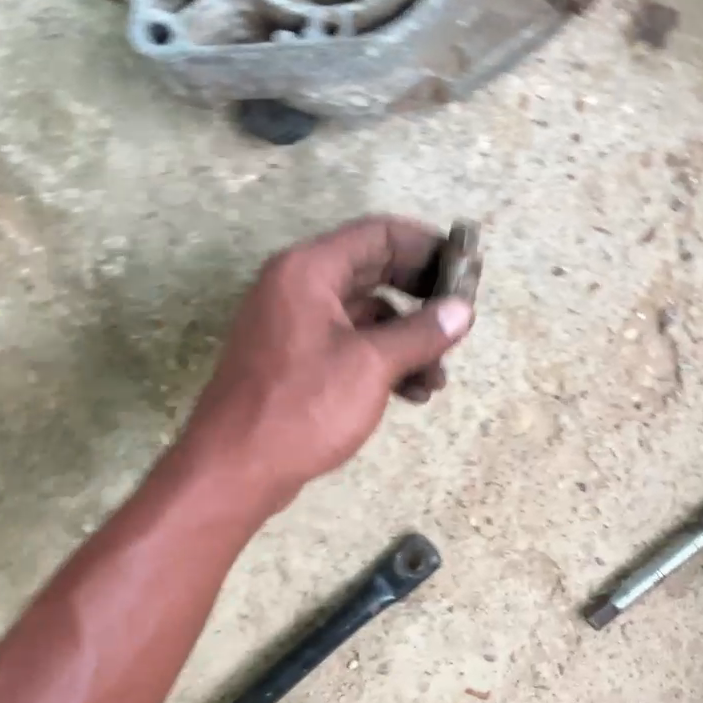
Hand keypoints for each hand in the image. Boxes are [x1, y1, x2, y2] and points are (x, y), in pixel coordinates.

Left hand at [178, 215, 474, 502]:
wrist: (237, 466)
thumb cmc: (303, 406)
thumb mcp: (372, 365)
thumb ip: (421, 333)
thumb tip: (463, 310)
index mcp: (309, 270)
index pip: (379, 235)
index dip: (427, 248)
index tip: (466, 272)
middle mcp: (300, 287)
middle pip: (375, 272)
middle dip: (422, 299)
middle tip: (460, 323)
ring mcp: (297, 325)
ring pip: (368, 316)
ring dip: (409, 340)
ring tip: (437, 378)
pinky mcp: (299, 361)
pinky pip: (352, 345)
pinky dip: (385, 362)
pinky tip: (411, 393)